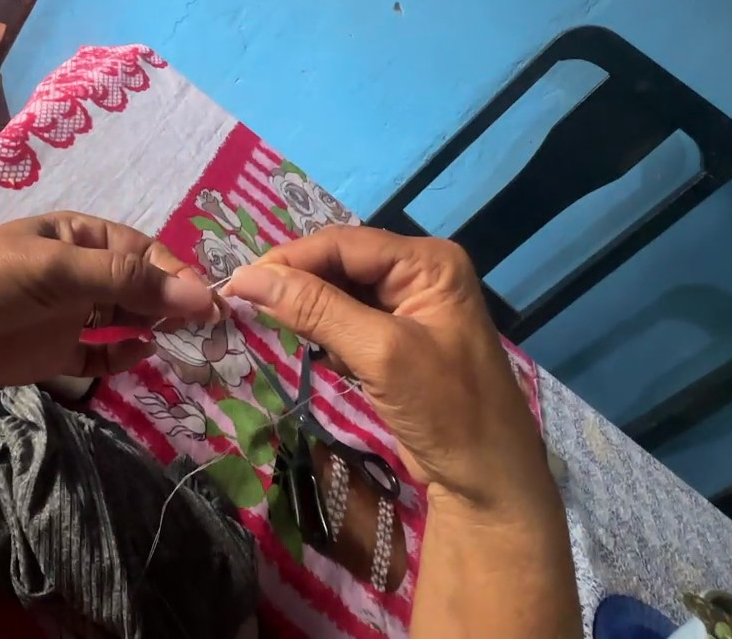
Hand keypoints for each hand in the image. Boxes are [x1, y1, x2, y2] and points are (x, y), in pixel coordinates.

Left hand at [0, 212, 218, 423]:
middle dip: (171, 301)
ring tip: (185, 341)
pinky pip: (100, 355)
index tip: (206, 301)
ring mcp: (69, 314)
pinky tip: (141, 353)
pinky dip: (122, 356)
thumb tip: (197, 294)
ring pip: (124, 318)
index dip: (175, 273)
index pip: (140, 251)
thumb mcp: (59, 267)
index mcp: (79, 237)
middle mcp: (79, 273)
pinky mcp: (57, 352)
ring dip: (153, 326)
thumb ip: (125, 280)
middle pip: (137, 284)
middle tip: (207, 326)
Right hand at [223, 226, 554, 519]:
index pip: (343, 243)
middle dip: (295, 281)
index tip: (239, 280)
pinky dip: (320, 328)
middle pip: (339, 263)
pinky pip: (345, 317)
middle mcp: (418, 272)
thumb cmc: (447, 412)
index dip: (290, 259)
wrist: (491, 488)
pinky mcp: (395, 336)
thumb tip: (246, 276)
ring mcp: (408, 305)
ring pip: (337, 290)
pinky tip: (304, 344)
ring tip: (264, 318)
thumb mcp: (379, 353)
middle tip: (245, 300)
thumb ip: (314, 308)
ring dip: (304, 305)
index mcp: (428, 261)